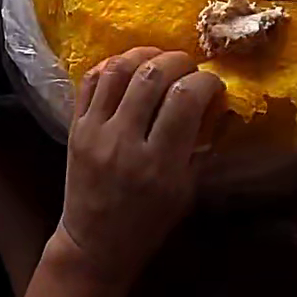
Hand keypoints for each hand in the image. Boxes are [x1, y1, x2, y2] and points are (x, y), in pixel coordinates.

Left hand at [53, 48, 224, 288]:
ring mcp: (94, 130)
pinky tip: (128, 67)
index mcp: (159, 163)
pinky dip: (110, 66)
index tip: (214, 84)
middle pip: (151, 76)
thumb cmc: (148, 222)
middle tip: (189, 67)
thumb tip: (222, 102)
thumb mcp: (186, 190)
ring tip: (160, 59)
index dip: (206, 81)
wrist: (94, 241)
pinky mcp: (74, 126)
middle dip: (178, 61)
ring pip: (117, 71)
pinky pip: (89, 81)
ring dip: (144, 55)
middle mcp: (124, 141)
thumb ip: (203, 145)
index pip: (186, 98)